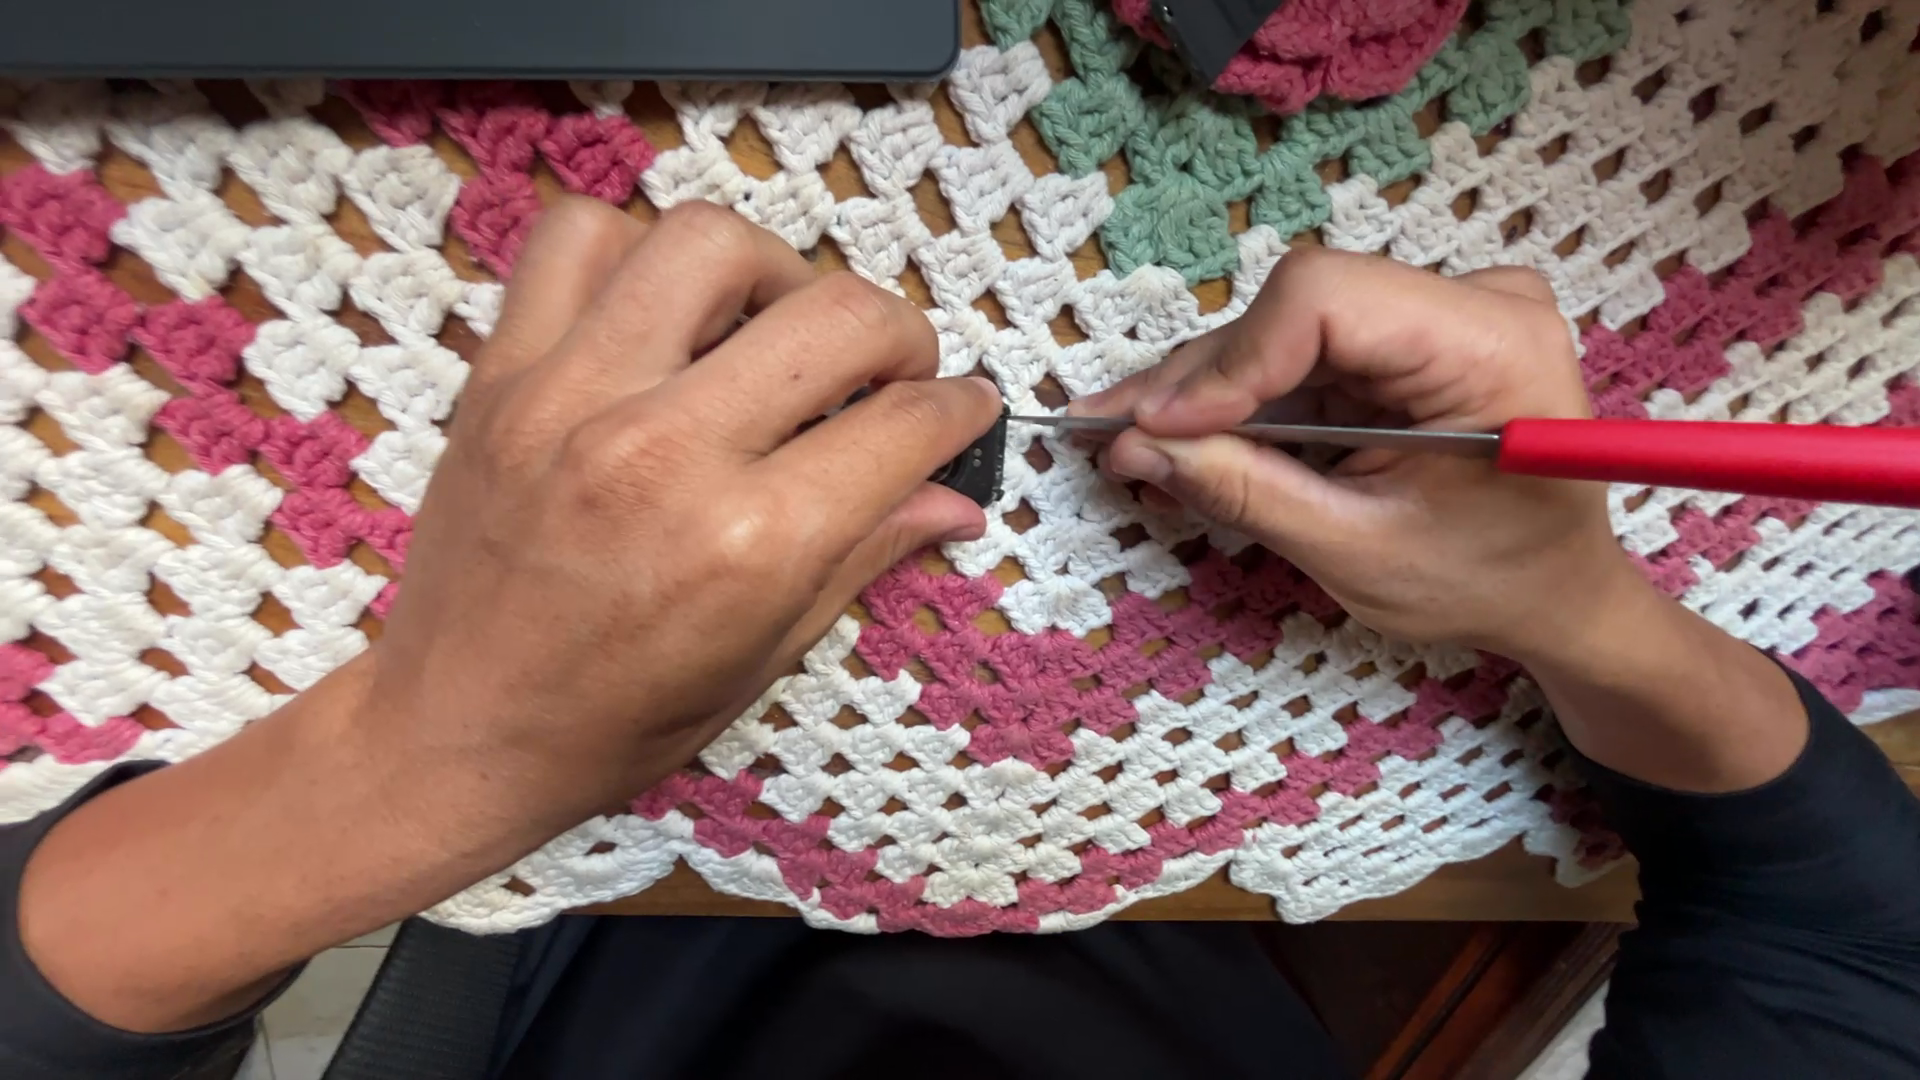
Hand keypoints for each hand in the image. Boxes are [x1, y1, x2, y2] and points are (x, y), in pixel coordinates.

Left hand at [19, 196, 1002, 1033]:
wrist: (454, 730)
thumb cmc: (628, 719)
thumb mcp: (772, 653)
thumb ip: (870, 552)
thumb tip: (959, 502)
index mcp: (753, 542)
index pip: (902, 429)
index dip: (961, 409)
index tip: (970, 406)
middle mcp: (669, 449)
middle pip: (836, 316)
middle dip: (903, 334)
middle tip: (898, 371)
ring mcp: (572, 394)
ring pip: (711, 243)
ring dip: (785, 273)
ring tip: (788, 330)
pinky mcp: (501, 371)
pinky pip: (580, 240)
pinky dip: (646, 255)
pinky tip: (674, 314)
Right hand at [1074, 249, 1640, 656]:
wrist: (1549, 592)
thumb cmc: (1480, 584)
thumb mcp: (1353, 550)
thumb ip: (1244, 492)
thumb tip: (1133, 448)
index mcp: (1486, 345)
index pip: (1324, 300)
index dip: (1226, 362)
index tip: (1153, 429)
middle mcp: (1461, 305)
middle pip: (1287, 317)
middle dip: (1190, 384)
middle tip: (1105, 432)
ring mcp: (1426, 320)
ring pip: (1275, 339)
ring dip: (1197, 397)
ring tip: (1126, 442)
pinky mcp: (1392, 348)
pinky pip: (1290, 364)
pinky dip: (1230, 408)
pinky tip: (1177, 442)